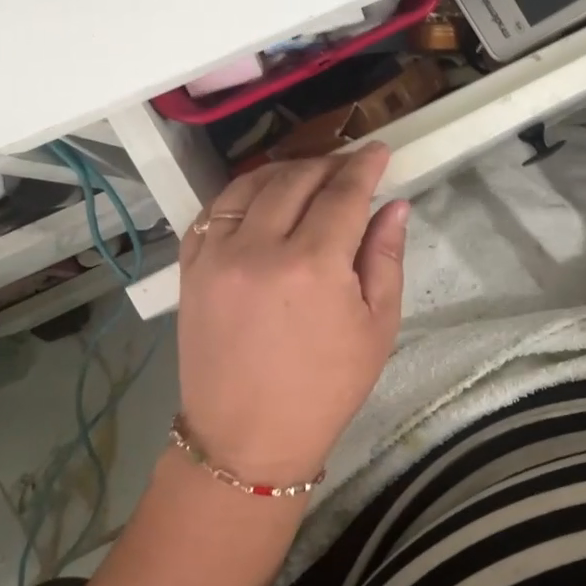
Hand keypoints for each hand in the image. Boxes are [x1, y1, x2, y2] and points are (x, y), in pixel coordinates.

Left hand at [176, 147, 408, 482]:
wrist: (248, 436)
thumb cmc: (328, 385)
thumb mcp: (378, 324)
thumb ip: (386, 257)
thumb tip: (395, 206)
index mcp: (315, 265)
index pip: (343, 193)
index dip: (365, 166)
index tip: (379, 149)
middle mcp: (261, 249)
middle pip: (296, 179)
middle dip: (329, 163)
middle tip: (351, 165)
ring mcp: (217, 257)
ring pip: (250, 186)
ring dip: (285, 170)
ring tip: (310, 173)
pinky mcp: (190, 270)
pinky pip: (212, 211)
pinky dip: (242, 194)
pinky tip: (262, 198)